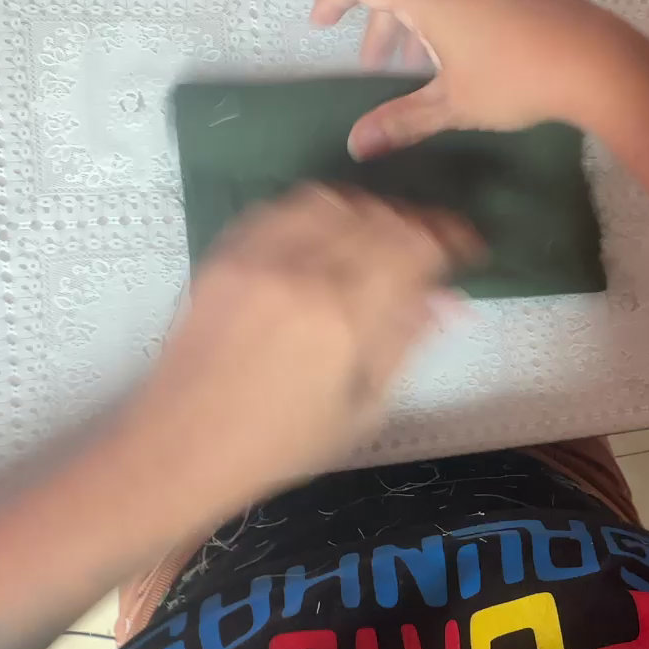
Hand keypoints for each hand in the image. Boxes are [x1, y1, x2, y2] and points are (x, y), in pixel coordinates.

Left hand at [98, 186, 481, 532]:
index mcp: (344, 317)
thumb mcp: (363, 408)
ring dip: (369, 213)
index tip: (466, 247)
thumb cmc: (282, 444)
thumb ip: (406, 343)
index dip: (450, 238)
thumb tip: (451, 302)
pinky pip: (283, 208)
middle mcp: (303, 272)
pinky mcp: (225, 255)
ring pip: (332, 200)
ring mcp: (257, 257)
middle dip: (417, 226)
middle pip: (379, 217)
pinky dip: (319, 211)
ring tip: (382, 239)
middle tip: (432, 249)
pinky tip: (330, 236)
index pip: (415, 247)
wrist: (181, 448)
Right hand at [312, 0, 648, 157]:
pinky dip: (447, 15)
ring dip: (415, 24)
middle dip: (379, 26)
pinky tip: (464, 52)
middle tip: (379, 68)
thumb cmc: (516, 81)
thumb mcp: (453, 105)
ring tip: (422, 66)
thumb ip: (402, 121)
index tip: (321, 23)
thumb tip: (358, 144)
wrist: (593, 61)